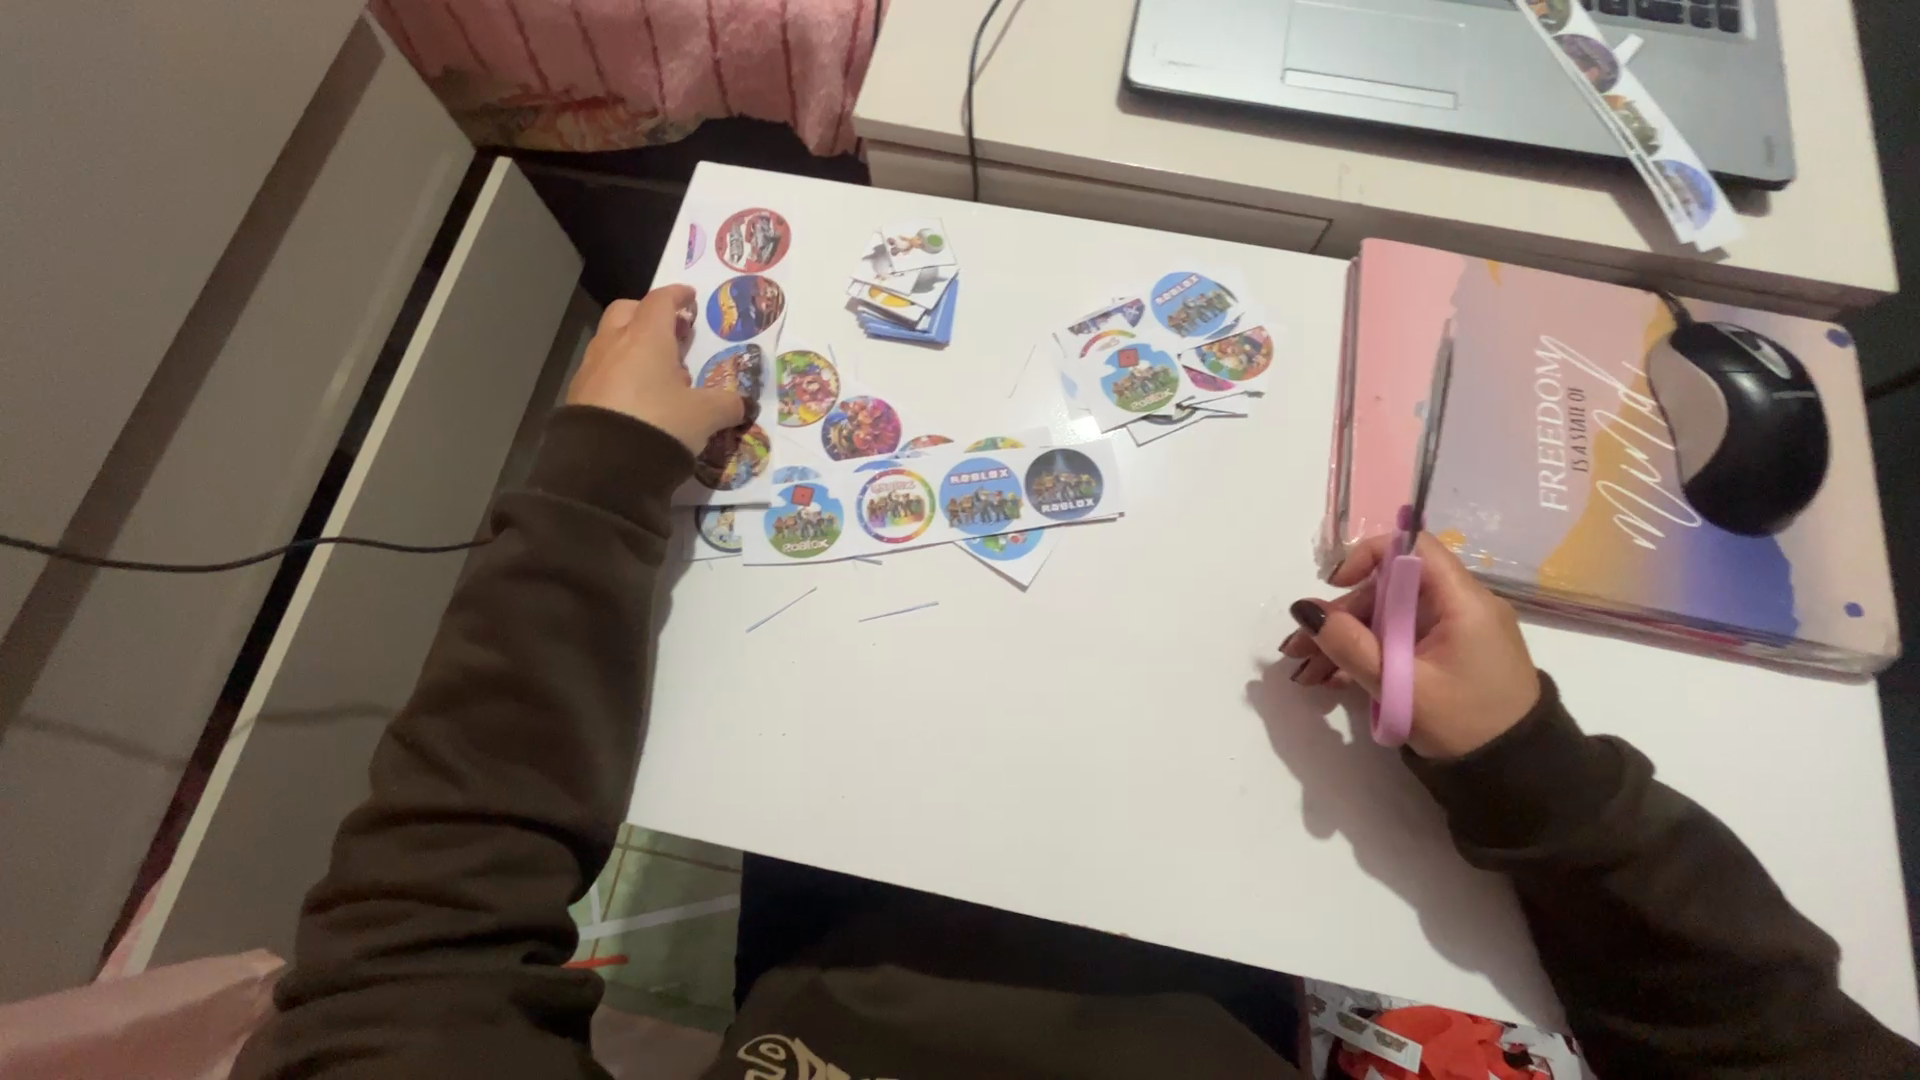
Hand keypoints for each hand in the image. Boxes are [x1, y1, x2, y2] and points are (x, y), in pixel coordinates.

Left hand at [566, 285, 752, 453]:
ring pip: (612, 341)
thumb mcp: (707, 415)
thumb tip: (743, 404)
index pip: (661, 301)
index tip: (689, 297)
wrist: (605, 465)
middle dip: (648, 314)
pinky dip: (621, 372)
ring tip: (658, 371)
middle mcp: (615, 344)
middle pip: (627, 311)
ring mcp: (592, 368)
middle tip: (671, 330)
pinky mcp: (579, 394)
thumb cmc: (661, 423)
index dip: (677, 296)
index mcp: (647, 337)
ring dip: (633, 345)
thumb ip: (728, 405)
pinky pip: (603, 370)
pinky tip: (637, 397)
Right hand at [1281, 532, 1540, 759]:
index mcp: (1462, 603)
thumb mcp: (1399, 685)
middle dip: (1338, 617)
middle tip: (1298, 648)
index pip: (1412, 549)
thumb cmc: (1465, 724)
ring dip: (1342, 640)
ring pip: (1385, 619)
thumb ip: (1349, 645)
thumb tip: (1304, 609)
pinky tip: (1329, 678)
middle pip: (1387, 591)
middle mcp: (1458, 608)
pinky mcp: (1444, 655)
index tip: (1335, 585)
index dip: (1369, 556)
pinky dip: (1364, 655)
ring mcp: (1450, 633)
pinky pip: (1397, 641)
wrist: (1517, 776)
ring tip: (1304, 671)